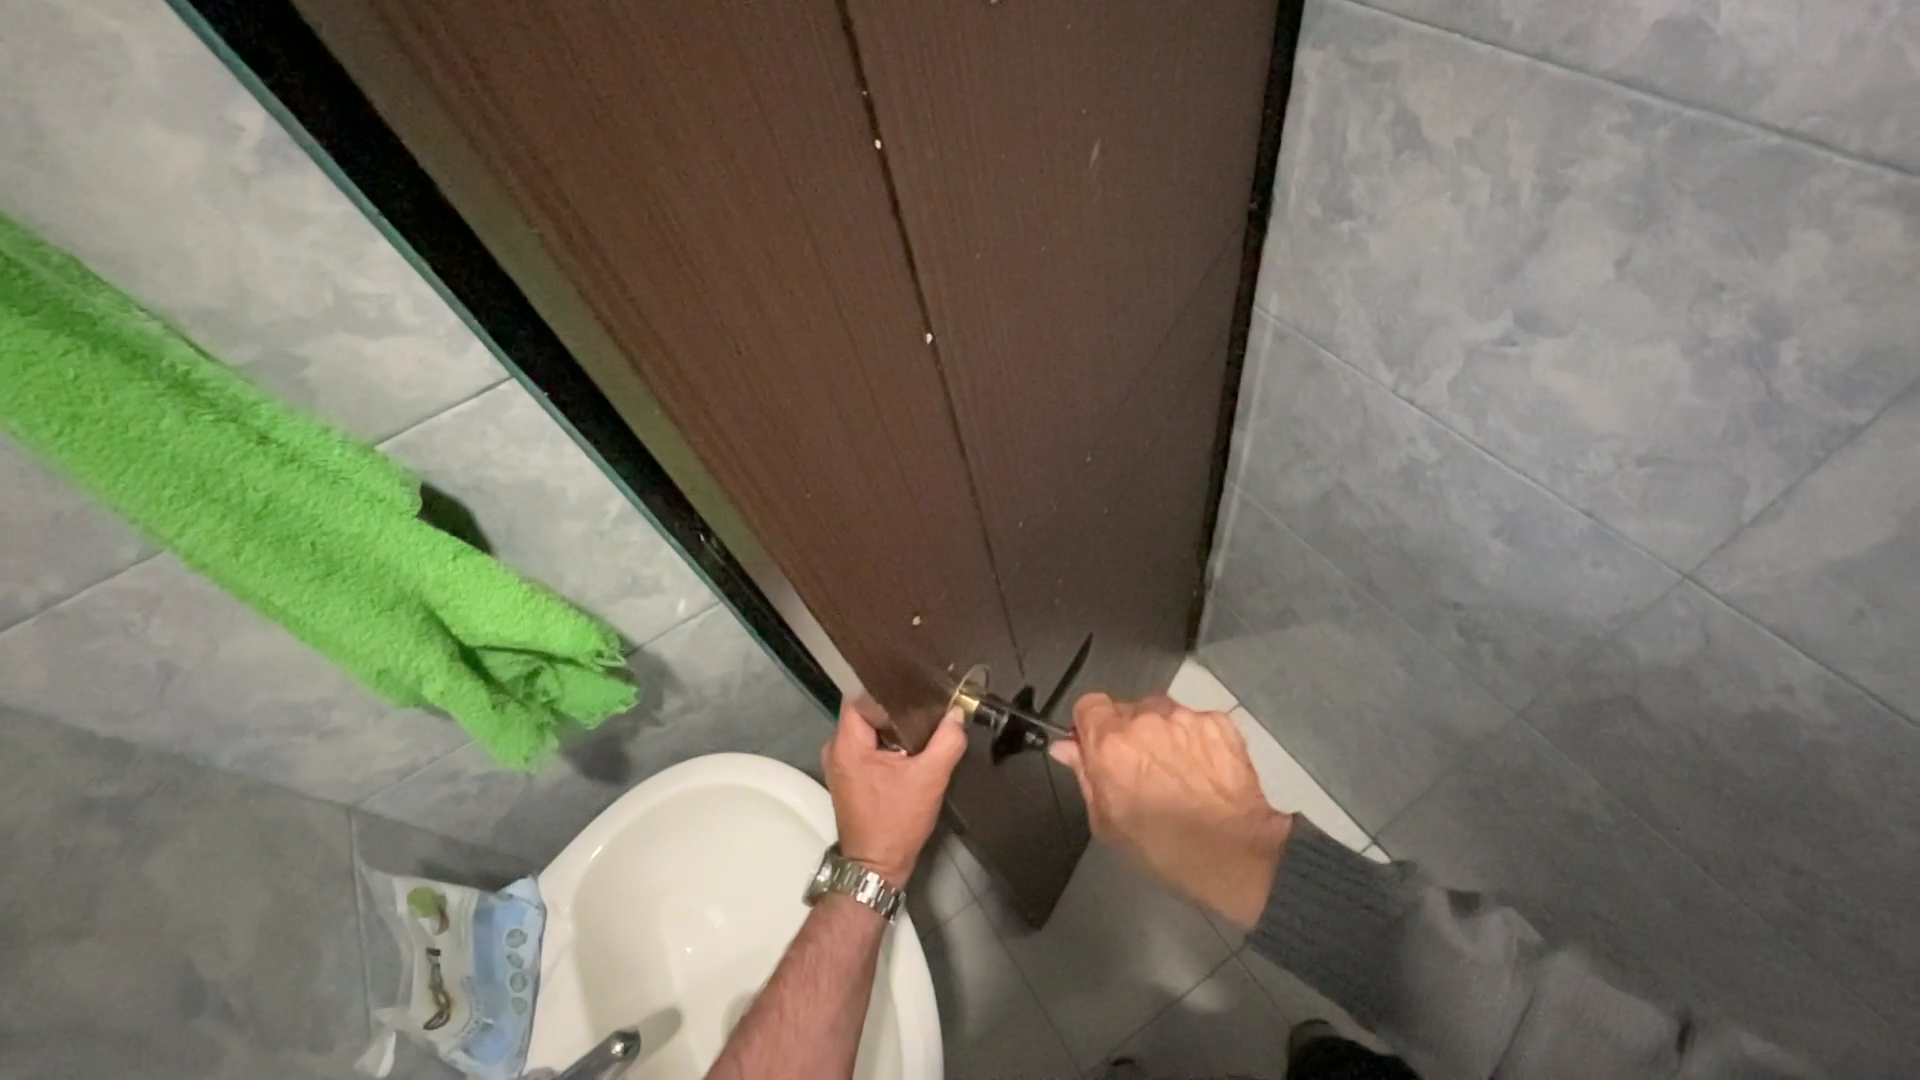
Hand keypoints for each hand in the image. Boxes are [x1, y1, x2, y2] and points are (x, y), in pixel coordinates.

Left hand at [822, 696, 967, 888]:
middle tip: (927, 703)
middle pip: (866, 712)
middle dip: (896, 708)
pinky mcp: (849, 777)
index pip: (861, 696)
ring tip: (924, 722)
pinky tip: (912, 746)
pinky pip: (868, 747)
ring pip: (869, 730)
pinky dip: (888, 744)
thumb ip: (947, 741)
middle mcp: (836, 748)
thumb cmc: (897, 821)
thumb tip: (956, 714)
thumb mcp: (929, 778)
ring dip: (894, 728)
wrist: (877, 868)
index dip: (889, 688)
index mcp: (846, 743)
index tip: (916, 684)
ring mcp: (840, 764)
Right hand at [1049, 693, 1291, 926]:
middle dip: (1127, 731)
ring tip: (1176, 768)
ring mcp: (1185, 718)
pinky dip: (1194, 737)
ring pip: (1161, 712)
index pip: (1088, 705)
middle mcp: (1145, 720)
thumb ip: (1084, 776)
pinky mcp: (1218, 722)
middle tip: (1141, 767)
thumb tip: (1065, 747)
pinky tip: (1202, 768)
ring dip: (1161, 732)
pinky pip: (1194, 721)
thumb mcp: (1107, 822)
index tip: (1098, 746)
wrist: (1235, 855)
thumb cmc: (1163, 848)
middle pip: (1125, 709)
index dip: (1090, 725)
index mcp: (1111, 744)